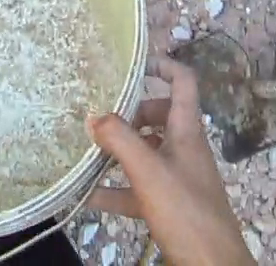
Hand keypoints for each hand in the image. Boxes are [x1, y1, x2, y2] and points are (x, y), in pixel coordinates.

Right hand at [87, 58, 254, 265]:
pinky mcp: (172, 207)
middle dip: (130, 112)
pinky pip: (140, 189)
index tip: (134, 63)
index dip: (162, 65)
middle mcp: (185, 148)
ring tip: (88, 150)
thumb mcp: (148, 171)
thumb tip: (92, 115)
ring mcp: (179, 179)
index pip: (183, 82)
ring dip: (120, 150)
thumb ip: (119, 139)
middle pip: (159, 115)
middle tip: (101, 113)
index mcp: (187, 130)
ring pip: (147, 152)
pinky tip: (89, 196)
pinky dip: (116, 189)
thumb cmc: (186, 212)